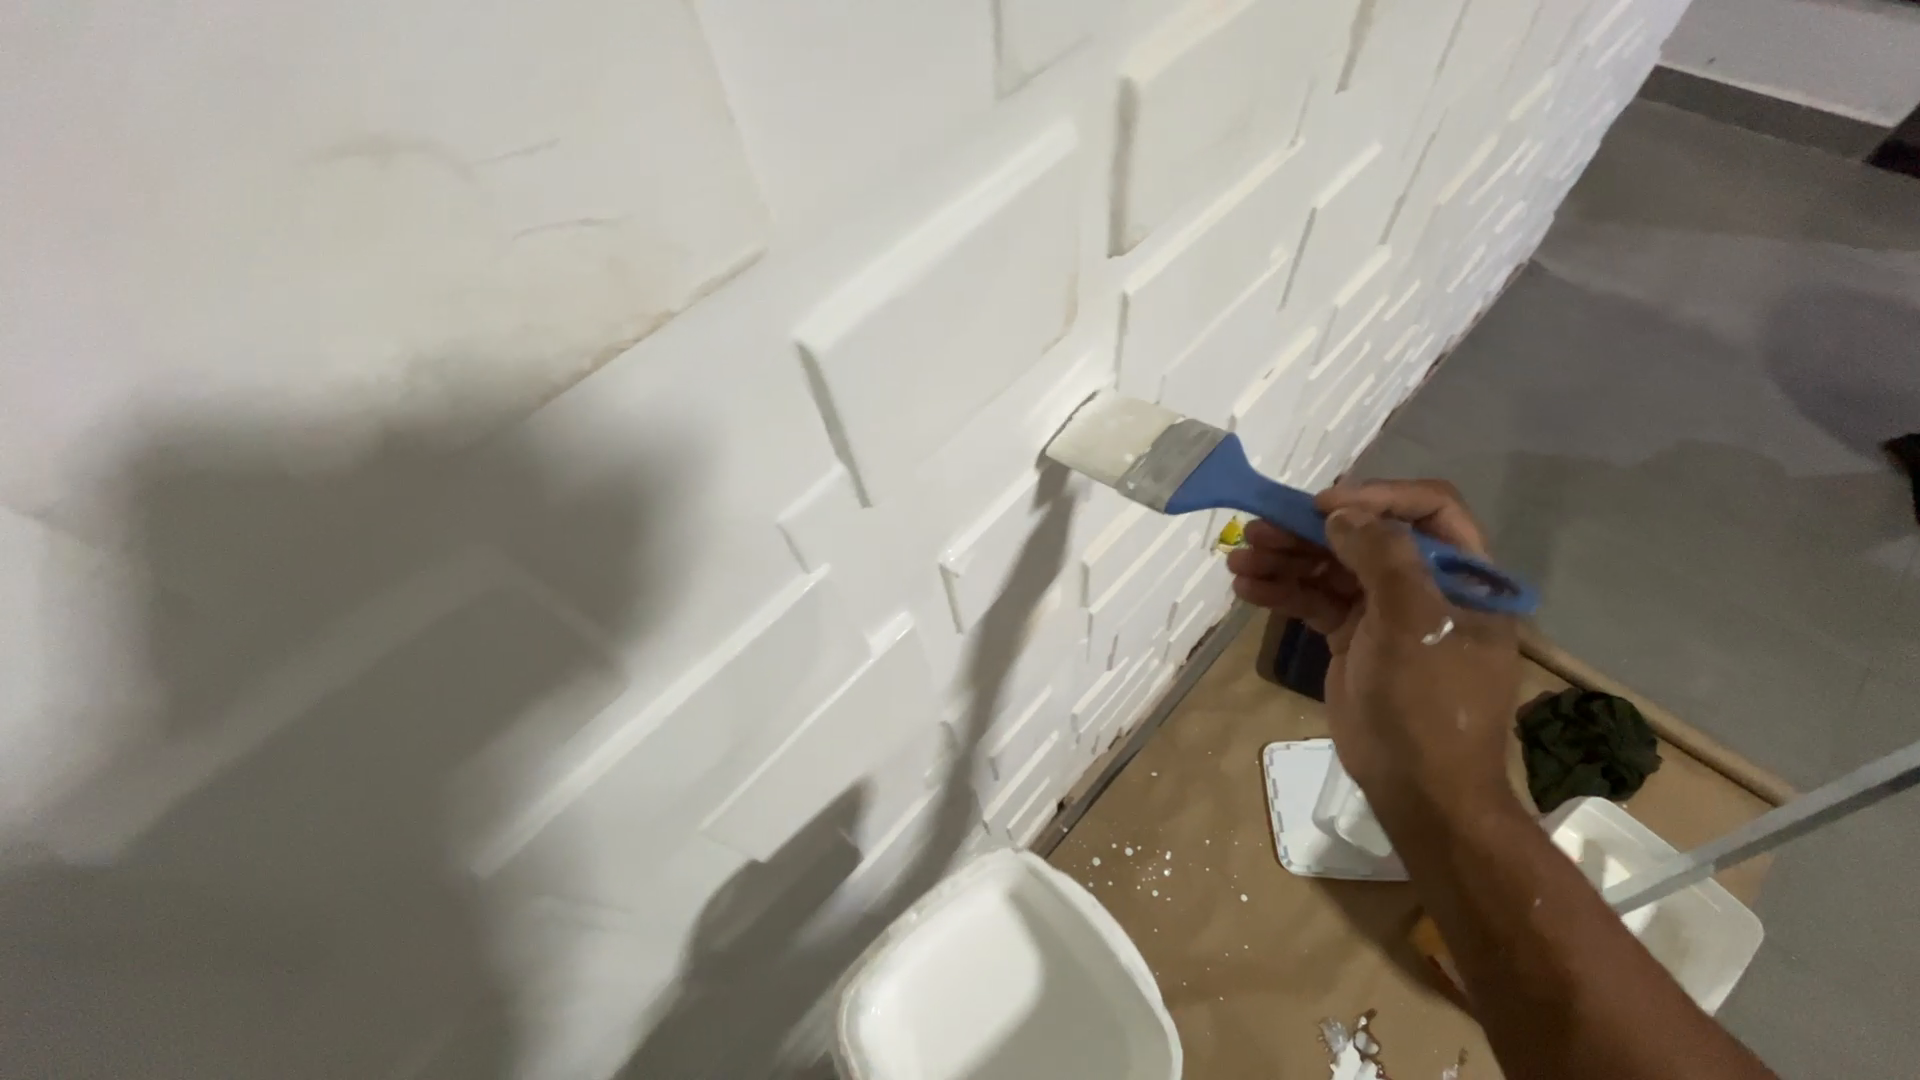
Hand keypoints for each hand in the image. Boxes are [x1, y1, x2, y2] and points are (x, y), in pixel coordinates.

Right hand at [1226, 480, 1520, 822]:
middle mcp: (1425, 586)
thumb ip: (1382, 557)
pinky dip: (1281, 592)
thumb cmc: (1429, 702)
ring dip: (1284, 560)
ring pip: (1330, 568)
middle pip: (1364, 537)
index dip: (1376, 498)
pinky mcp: (1350, 638)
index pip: (1427, 510)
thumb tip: (1340, 513)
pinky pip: (1313, 601)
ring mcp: (1384, 613)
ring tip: (1238, 560)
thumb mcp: (1413, 622)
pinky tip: (1247, 588)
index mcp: (1462, 577)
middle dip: (1309, 531)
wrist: (1419, 787)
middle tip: (1257, 530)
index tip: (1322, 505)